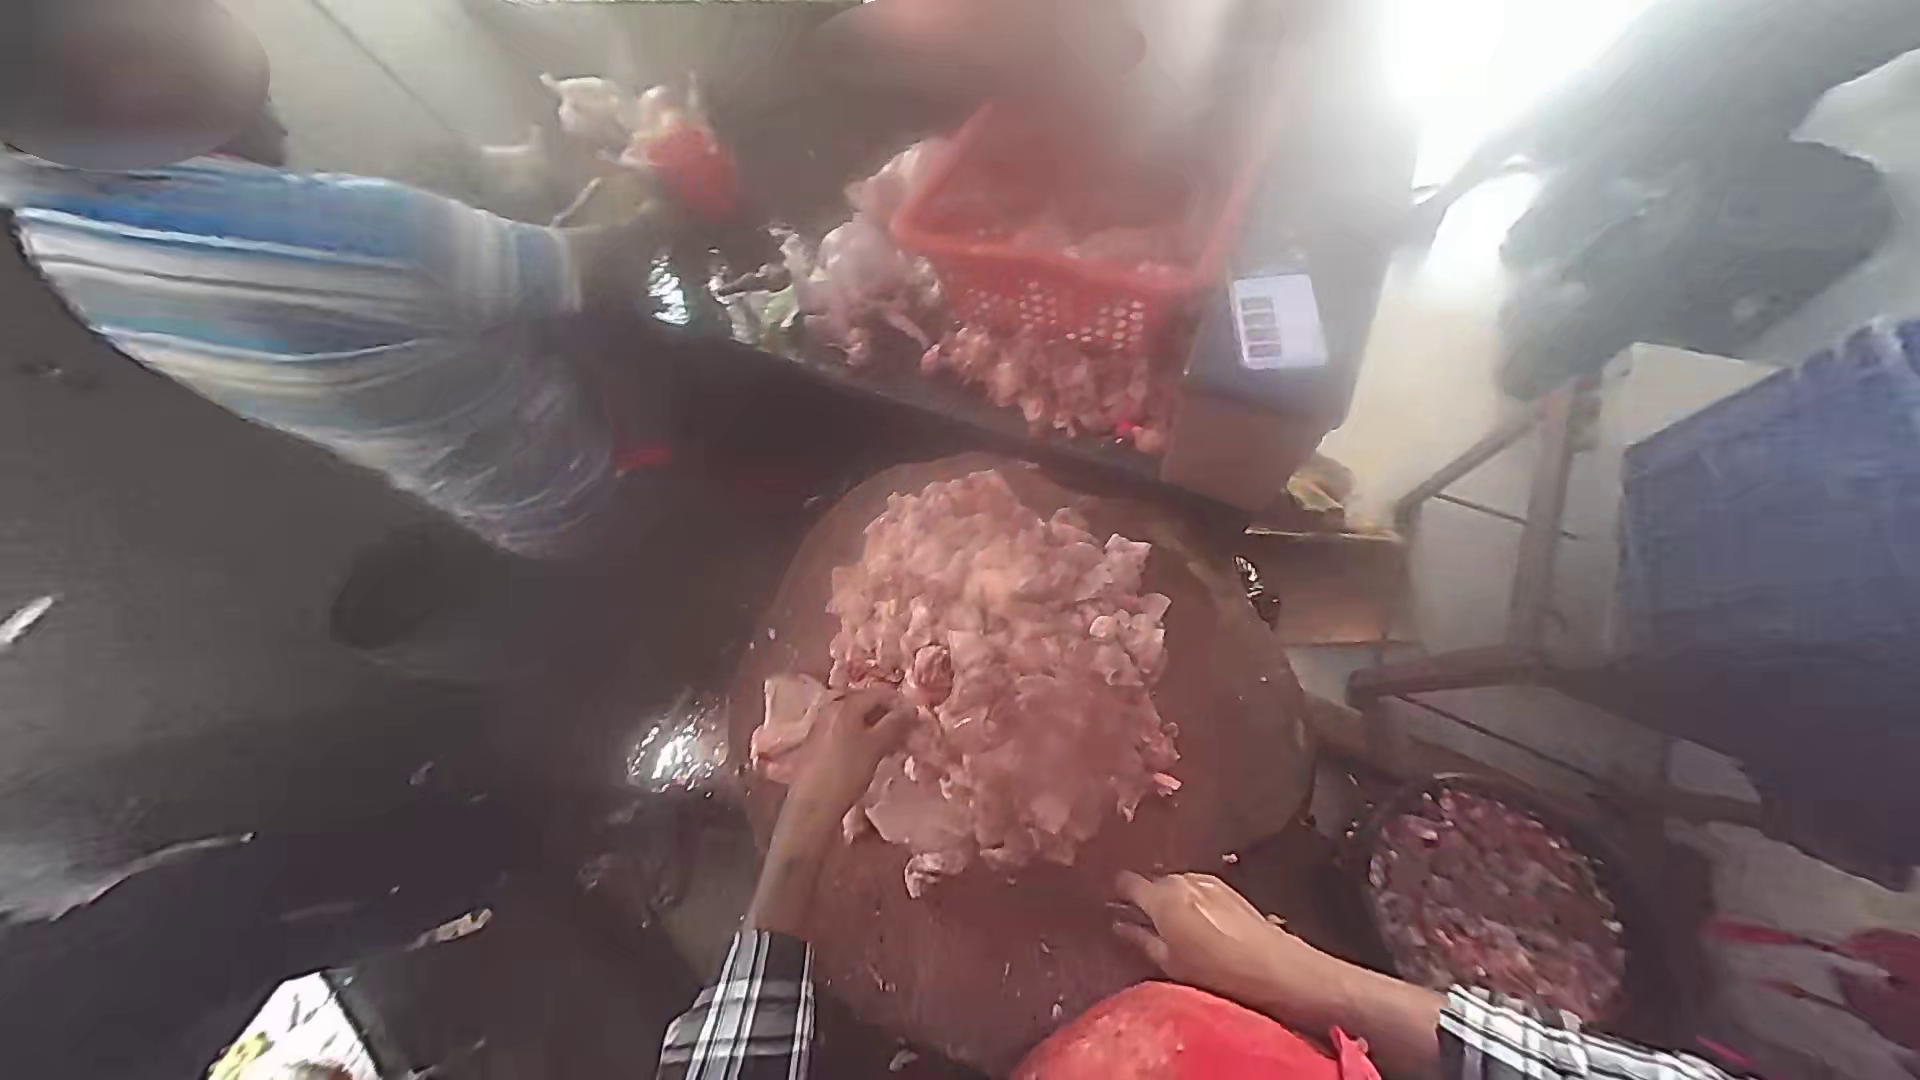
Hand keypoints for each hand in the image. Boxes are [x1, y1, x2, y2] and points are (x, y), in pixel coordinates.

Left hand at [747, 687, 914, 936]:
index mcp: (845, 705)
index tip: (915, 720)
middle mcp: (831, 709)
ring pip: (856, 719)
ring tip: (890, 746)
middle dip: (887, 716)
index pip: (879, 693)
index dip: (899, 703)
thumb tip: (912, 709)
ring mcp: (822, 726)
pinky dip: (861, 737)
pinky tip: (869, 755)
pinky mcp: (817, 744)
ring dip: (875, 728)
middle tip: (905, 733)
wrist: (812, 808)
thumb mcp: (876, 747)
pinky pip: (845, 731)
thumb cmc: (846, 772)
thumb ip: (895, 724)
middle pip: (866, 704)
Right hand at [1114, 871, 1313, 1007]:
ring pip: (1174, 886)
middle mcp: (1178, 878)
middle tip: (1148, 926)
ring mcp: (1202, 878)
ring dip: (1171, 901)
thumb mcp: (1170, 962)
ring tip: (1179, 929)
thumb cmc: (1217, 970)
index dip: (1117, 893)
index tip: (1114, 907)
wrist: (1276, 967)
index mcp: (1159, 896)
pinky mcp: (1222, 884)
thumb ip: (1139, 938)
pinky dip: (1191, 901)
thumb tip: (1118, 924)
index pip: (1125, 881)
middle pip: (1150, 883)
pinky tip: (1202, 925)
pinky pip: (1194, 888)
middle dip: (1146, 900)